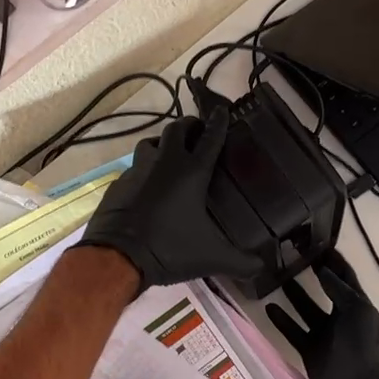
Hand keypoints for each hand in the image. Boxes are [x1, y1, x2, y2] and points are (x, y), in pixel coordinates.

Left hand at [77, 105, 263, 289]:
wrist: (117, 257)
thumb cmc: (169, 249)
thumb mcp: (211, 258)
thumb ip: (240, 262)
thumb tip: (261, 267)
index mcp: (191, 172)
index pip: (210, 138)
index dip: (218, 122)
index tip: (222, 111)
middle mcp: (165, 163)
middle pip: (176, 129)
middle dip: (189, 125)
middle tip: (198, 130)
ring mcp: (138, 170)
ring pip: (151, 142)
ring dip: (162, 142)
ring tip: (170, 152)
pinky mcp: (119, 183)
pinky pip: (134, 168)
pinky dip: (144, 170)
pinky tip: (147, 184)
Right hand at [266, 251, 378, 378]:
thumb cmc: (361, 352)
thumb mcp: (356, 315)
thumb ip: (340, 291)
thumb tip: (324, 270)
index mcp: (359, 306)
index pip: (346, 276)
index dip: (334, 259)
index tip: (317, 241)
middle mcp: (342, 317)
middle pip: (325, 288)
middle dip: (312, 271)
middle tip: (291, 253)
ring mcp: (326, 334)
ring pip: (307, 308)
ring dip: (294, 293)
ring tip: (276, 275)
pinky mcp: (311, 350)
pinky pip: (295, 330)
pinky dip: (283, 320)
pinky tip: (268, 307)